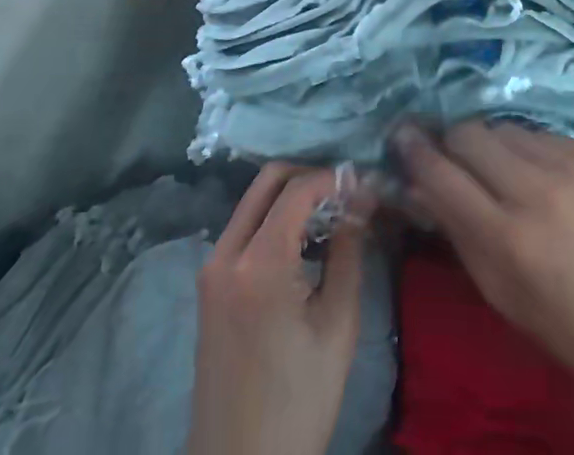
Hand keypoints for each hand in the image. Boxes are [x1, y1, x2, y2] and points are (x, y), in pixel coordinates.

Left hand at [188, 164, 368, 454]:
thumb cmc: (300, 399)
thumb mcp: (338, 323)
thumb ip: (349, 250)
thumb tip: (362, 198)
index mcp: (257, 265)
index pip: (296, 190)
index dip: (334, 177)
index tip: (365, 183)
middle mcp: (224, 255)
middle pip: (266, 182)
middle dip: (308, 176)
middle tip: (346, 191)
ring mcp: (210, 269)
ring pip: (252, 203)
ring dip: (291, 197)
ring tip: (333, 214)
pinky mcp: (208, 285)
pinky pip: (243, 230)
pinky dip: (275, 221)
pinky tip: (305, 242)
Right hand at [391, 121, 573, 402]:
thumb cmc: (569, 327)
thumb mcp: (501, 294)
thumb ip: (457, 232)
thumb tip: (418, 185)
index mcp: (507, 238)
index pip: (441, 174)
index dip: (415, 151)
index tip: (402, 136)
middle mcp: (539, 190)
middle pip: (470, 134)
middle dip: (454, 144)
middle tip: (458, 162)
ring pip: (508, 129)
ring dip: (496, 147)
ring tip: (509, 175)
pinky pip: (549, 137)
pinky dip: (537, 154)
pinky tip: (552, 182)